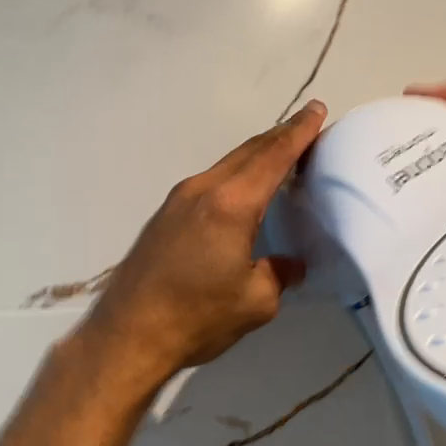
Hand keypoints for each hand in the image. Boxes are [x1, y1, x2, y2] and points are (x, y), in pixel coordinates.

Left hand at [79, 100, 327, 384]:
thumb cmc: (197, 318)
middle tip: (305, 127)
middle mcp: (203, 191)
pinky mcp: (163, 218)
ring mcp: (177, 202)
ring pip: (225, 166)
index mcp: (231, 204)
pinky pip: (208, 183)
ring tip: (278, 155)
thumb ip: (278, 274)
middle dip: (279, 137)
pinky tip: (241, 192)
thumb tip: (289, 265)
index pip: (273, 157)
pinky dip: (233, 176)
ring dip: (254, 157)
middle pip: (247, 153)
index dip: (298, 133)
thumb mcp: (255, 302)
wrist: (129, 335)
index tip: (317, 111)